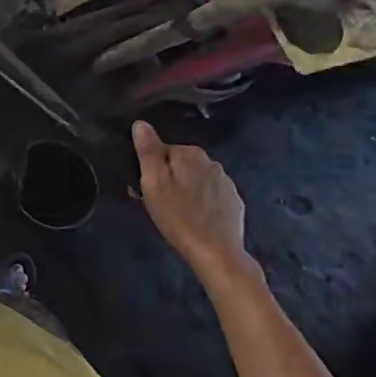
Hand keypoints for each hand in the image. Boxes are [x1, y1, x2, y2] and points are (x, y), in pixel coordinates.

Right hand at [131, 121, 254, 282]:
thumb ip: (147, 151)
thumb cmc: (178, 217)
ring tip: (176, 216)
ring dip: (186, 191)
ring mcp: (226, 182)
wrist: (216, 253)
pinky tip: (197, 221)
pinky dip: (202, 204)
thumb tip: (141, 123)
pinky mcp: (234, 203)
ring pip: (197, 181)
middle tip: (157, 205)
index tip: (143, 190)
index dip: (150, 170)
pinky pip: (212, 197)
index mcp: (189, 154)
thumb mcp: (153, 183)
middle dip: (169, 180)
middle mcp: (211, 162)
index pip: (162, 152)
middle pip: (181, 165)